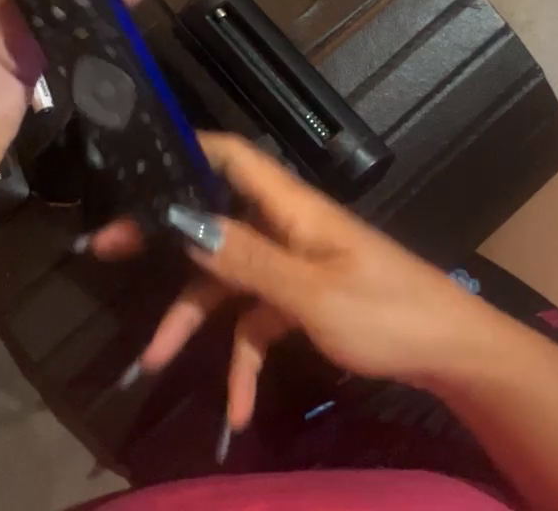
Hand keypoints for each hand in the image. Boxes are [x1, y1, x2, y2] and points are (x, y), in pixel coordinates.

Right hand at [92, 133, 513, 430]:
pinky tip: (237, 409)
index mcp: (293, 209)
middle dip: (167, 240)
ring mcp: (297, 266)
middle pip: (218, 221)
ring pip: (231, 281)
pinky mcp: (307, 301)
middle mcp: (289, 228)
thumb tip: (185, 223)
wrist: (452, 355)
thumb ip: (247, 260)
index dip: (189, 148)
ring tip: (154, 360)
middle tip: (106, 248)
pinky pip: (260, 322)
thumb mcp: (311, 292)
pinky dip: (245, 360)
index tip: (137, 163)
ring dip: (196, 319)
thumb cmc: (387, 312)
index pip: (235, 157)